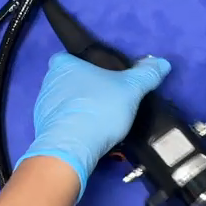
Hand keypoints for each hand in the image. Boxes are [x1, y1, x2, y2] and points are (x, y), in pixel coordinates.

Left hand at [18, 52, 170, 200]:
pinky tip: (88, 135)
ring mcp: (42, 107)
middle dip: (83, 88)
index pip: (68, 57)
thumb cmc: (99, 108)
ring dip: (77, 108)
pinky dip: (72, 127)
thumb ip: (145, 75)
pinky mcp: (43, 129)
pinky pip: (60, 123)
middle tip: (105, 98)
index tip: (98, 75)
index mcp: (63, 65)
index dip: (82, 64)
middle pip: (67, 80)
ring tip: (99, 119)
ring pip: (63, 102)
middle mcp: (48, 82)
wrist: (71, 148)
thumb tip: (162, 63)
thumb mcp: (130, 89)